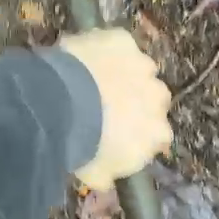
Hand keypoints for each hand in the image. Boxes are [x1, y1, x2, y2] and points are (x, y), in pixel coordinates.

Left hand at [54, 29, 172, 189]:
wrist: (60, 106)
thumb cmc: (82, 146)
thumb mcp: (97, 174)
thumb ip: (108, 173)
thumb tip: (106, 177)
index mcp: (158, 133)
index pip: (158, 135)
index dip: (139, 132)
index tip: (118, 134)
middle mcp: (158, 96)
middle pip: (153, 98)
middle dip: (135, 100)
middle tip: (105, 105)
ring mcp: (142, 64)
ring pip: (138, 68)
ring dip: (122, 73)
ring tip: (92, 78)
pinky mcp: (122, 40)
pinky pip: (117, 43)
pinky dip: (104, 48)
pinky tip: (84, 56)